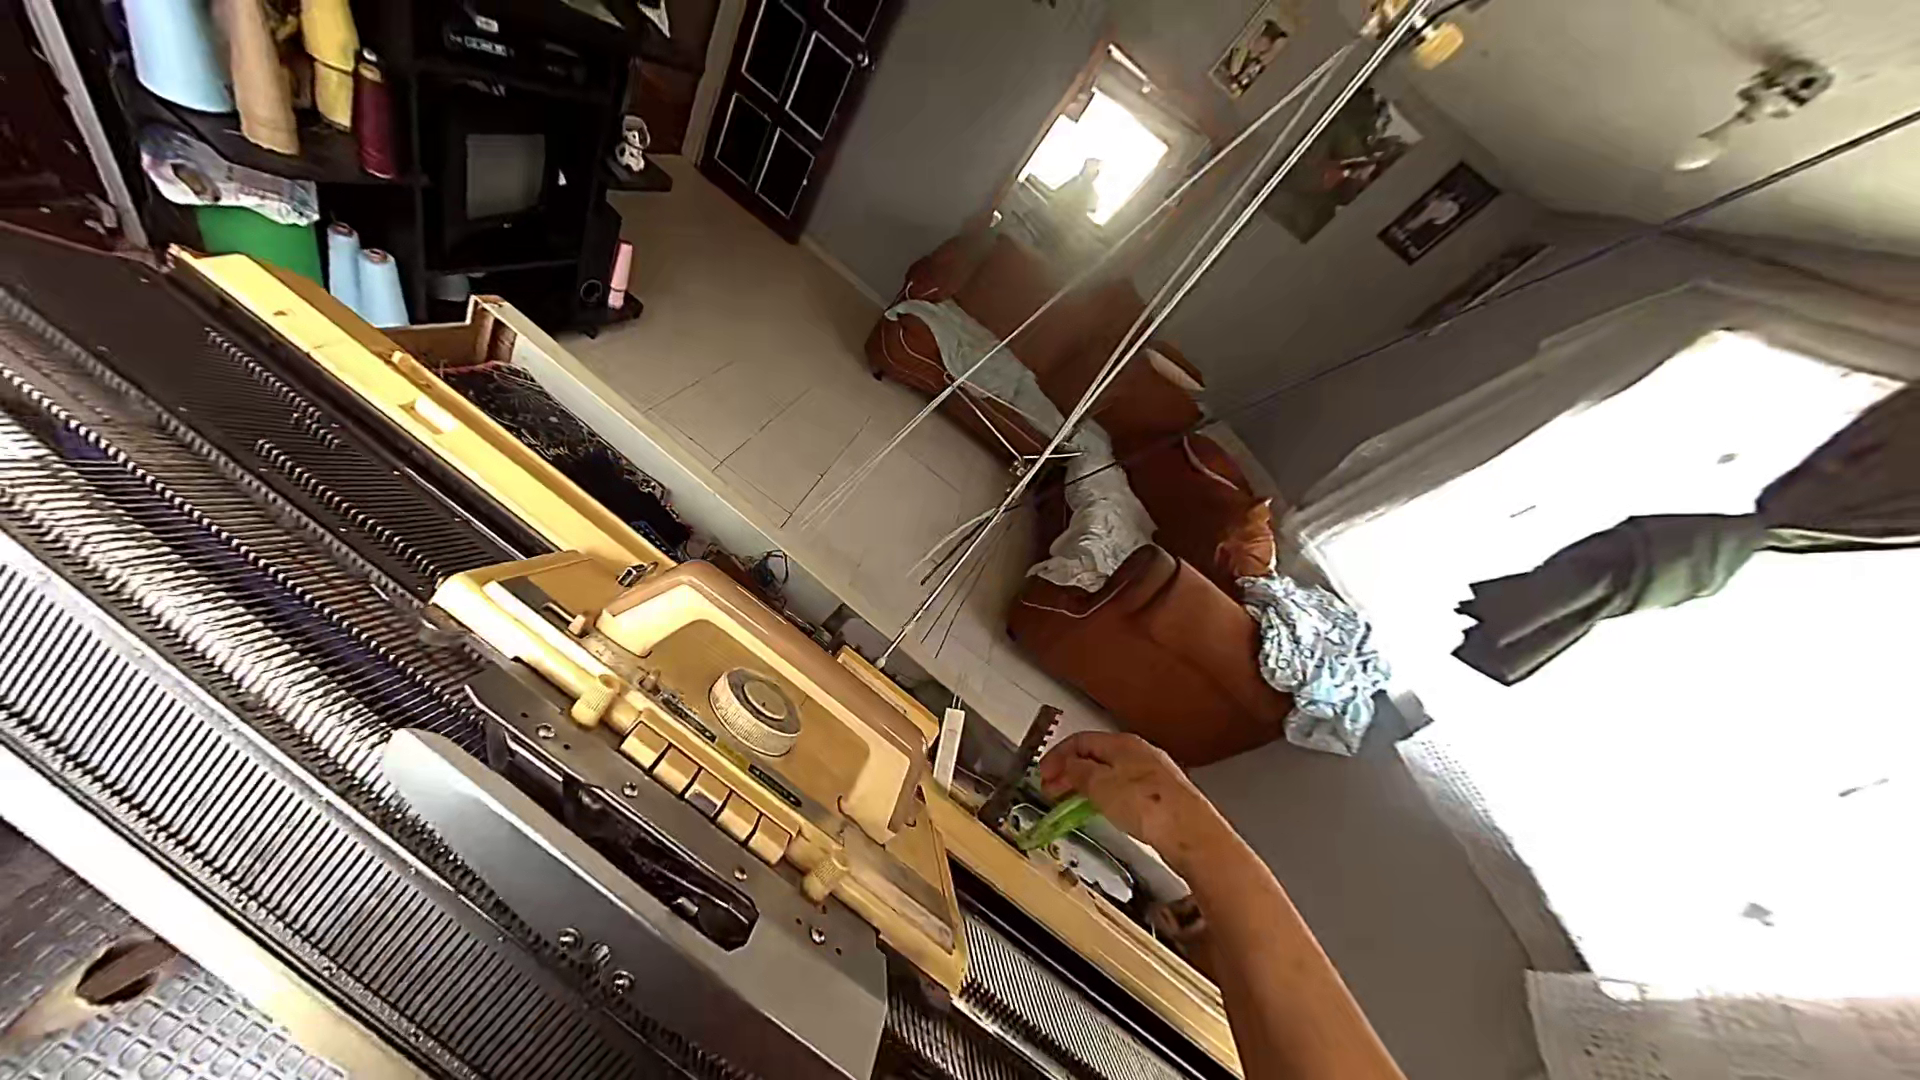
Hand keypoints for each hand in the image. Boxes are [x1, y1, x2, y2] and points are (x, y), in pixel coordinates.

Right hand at [1038, 732, 1236, 876]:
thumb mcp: (1099, 785)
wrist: (1192, 833)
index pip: (1081, 740)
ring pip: (1111, 774)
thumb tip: (1065, 766)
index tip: (1044, 772)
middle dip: (1070, 772)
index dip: (1058, 756)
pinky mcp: (1163, 798)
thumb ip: (1077, 772)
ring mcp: (1154, 775)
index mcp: (1122, 743)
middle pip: (1096, 756)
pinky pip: (1126, 791)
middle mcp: (1140, 753)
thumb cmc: (1149, 805)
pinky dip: (1107, 798)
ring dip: (1088, 787)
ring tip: (1075, 804)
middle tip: (1054, 790)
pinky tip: (1106, 813)